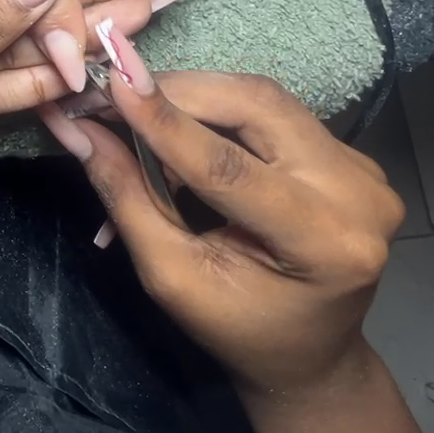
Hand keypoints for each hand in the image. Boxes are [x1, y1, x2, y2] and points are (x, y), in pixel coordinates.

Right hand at [40, 29, 404, 396]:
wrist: (308, 351)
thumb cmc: (235, 326)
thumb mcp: (167, 273)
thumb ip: (123, 194)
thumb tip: (73, 127)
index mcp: (325, 244)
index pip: (227, 165)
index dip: (163, 120)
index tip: (110, 81)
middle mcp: (358, 194)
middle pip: (254, 106)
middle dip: (175, 91)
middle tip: (111, 91)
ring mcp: (360, 167)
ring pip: (259, 97)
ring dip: (189, 93)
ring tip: (136, 108)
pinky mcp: (345, 153)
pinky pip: (266, 109)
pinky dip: (210, 107)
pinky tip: (177, 123)